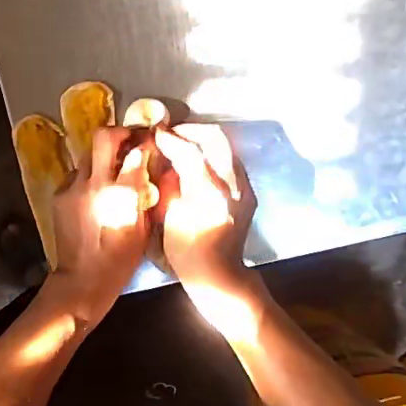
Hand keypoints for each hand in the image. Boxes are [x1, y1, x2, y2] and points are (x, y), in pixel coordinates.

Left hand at [42, 126, 150, 325]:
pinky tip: (91, 192)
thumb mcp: (143, 227)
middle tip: (127, 140)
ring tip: (108, 170)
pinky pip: (74, 175)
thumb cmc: (121, 260)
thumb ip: (144, 194)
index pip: (137, 151)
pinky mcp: (59, 195)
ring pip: (86, 156)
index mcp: (123, 192)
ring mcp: (74, 187)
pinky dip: (85, 177)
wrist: (84, 279)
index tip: (150, 140)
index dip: (145, 141)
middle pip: (103, 136)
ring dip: (100, 157)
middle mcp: (96, 183)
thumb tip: (147, 171)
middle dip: (118, 132)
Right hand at [153, 124, 255, 297]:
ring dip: (204, 141)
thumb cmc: (186, 252)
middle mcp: (231, 185)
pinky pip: (232, 163)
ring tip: (184, 145)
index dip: (171, 139)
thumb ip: (169, 185)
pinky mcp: (249, 194)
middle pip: (216, 139)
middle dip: (192, 131)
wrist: (218, 275)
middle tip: (172, 135)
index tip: (156, 133)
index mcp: (208, 193)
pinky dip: (214, 156)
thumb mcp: (168, 218)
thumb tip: (168, 165)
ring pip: (227, 148)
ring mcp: (244, 189)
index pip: (190, 151)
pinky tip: (199, 165)